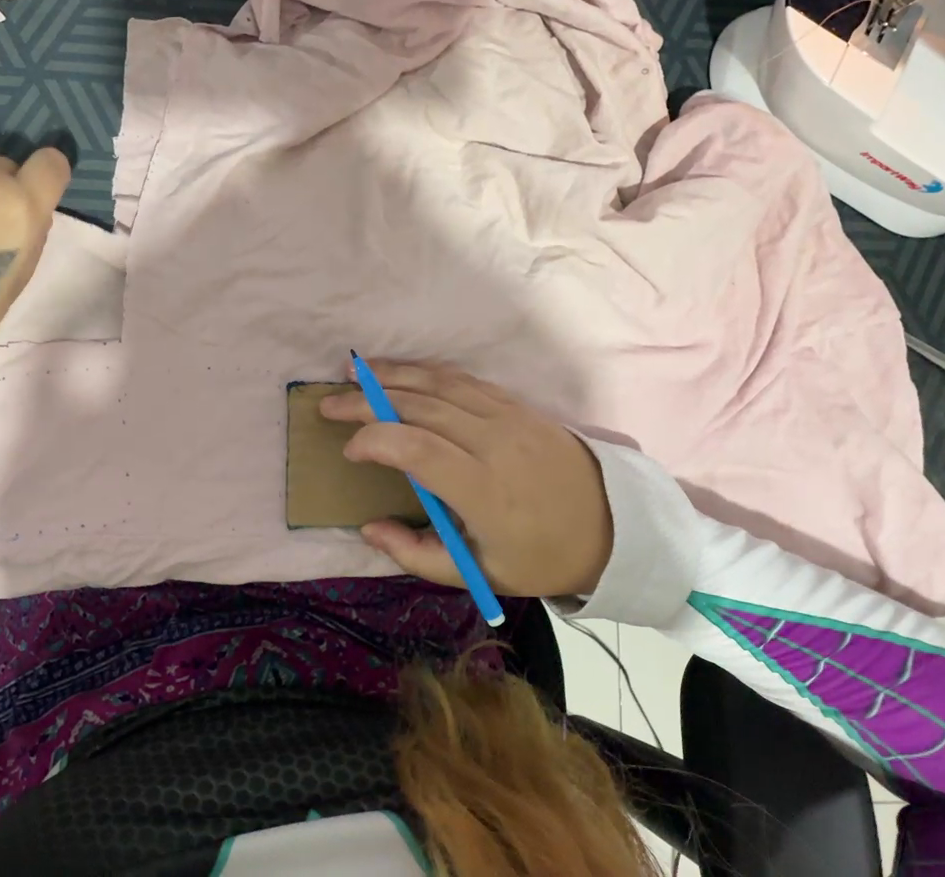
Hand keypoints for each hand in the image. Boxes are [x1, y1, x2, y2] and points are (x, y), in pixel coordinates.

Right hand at [320, 361, 612, 597]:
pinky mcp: (518, 405)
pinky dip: (426, 371)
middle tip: (328, 404)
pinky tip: (401, 371)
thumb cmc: (541, 555)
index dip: (373, 440)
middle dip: (367, 401)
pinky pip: (464, 379)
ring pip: (439, 383)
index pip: (415, 448)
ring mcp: (508, 417)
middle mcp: (494, 442)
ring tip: (355, 372)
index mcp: (483, 489)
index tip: (349, 451)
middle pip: (419, 407)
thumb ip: (416, 555)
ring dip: (392, 374)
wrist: (615, 527)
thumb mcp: (479, 573)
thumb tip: (367, 529)